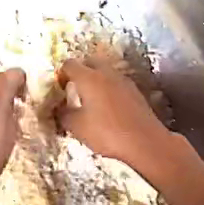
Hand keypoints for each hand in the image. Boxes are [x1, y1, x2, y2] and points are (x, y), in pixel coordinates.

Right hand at [55, 59, 178, 175]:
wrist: (145, 142)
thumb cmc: (107, 132)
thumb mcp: (77, 127)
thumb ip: (63, 114)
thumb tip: (58, 109)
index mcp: (88, 77)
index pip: (69, 64)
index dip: (61, 74)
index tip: (60, 89)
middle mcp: (106, 73)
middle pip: (88, 62)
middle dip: (79, 73)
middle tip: (74, 90)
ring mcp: (123, 80)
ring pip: (104, 72)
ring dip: (95, 80)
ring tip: (91, 100)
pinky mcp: (135, 91)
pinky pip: (116, 83)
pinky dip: (108, 89)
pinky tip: (108, 108)